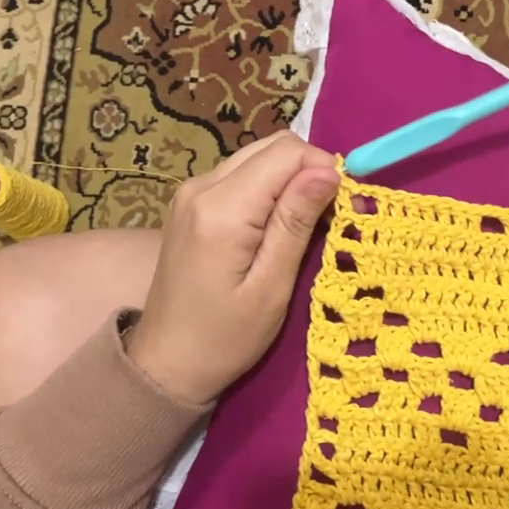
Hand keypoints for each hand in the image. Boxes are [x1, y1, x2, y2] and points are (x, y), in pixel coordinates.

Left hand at [127, 132, 340, 404]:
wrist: (166, 362)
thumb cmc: (225, 338)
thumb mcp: (271, 288)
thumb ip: (296, 223)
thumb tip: (329, 171)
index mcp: (222, 209)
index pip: (287, 153)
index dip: (324, 170)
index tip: (342, 208)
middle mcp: (201, 186)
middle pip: (272, 146)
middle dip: (309, 171)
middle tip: (328, 217)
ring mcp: (191, 192)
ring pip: (257, 157)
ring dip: (289, 180)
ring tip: (305, 225)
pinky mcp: (190, 203)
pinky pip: (240, 175)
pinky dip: (268, 189)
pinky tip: (276, 226)